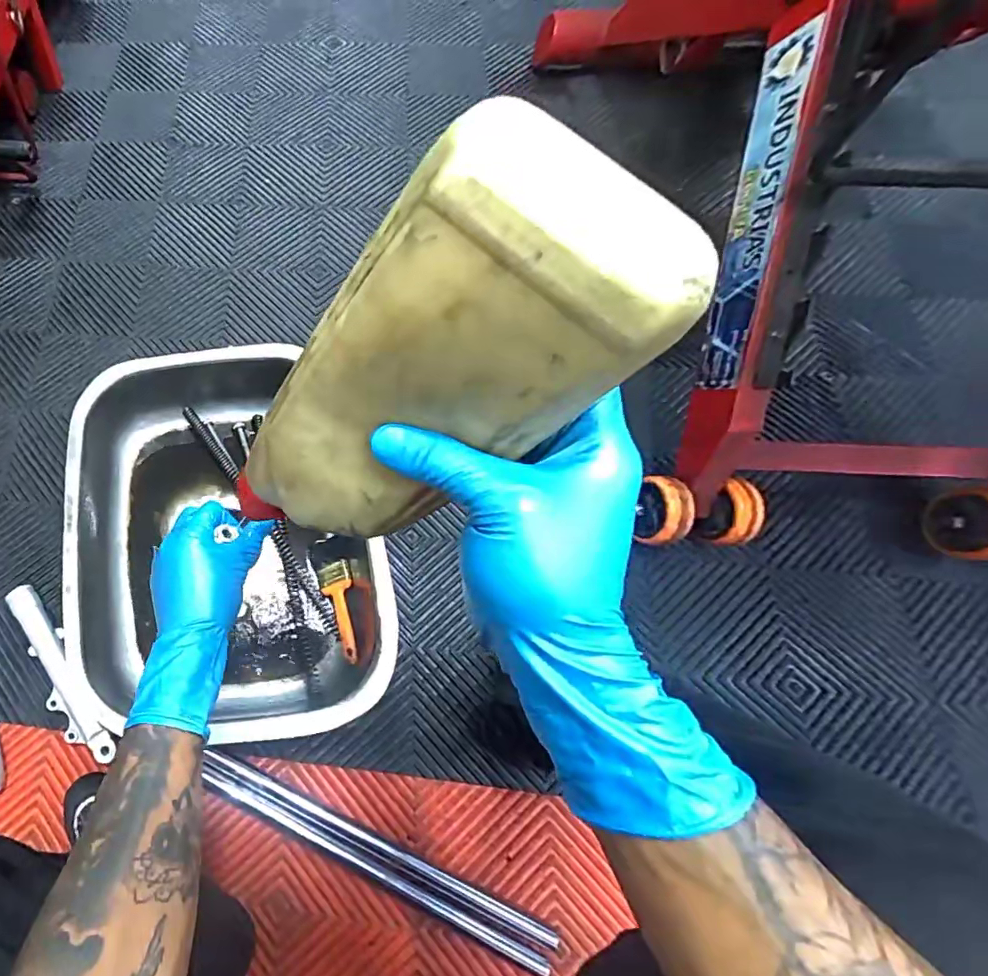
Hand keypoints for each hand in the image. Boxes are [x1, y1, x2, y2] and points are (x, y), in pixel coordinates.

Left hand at [128, 501, 273, 735]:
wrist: (191, 637)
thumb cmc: (212, 601)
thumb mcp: (239, 564)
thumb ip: (251, 539)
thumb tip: (264, 524)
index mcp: (188, 534)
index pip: (211, 509)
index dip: (231, 518)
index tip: (244, 533)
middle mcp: (171, 544)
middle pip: (196, 521)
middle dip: (217, 530)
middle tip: (235, 546)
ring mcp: (164, 562)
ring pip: (188, 542)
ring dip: (206, 547)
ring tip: (225, 566)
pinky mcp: (163, 580)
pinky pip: (180, 561)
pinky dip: (195, 563)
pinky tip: (210, 581)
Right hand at [371, 390, 753, 837]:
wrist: (547, 644)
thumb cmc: (547, 576)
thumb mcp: (500, 506)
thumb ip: (446, 463)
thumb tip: (387, 435)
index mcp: (600, 447)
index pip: (586, 378)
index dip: (553, 349)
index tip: (511, 320)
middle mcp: (582, 459)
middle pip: (543, 405)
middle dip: (504, 383)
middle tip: (463, 348)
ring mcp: (552, 485)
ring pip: (516, 438)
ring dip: (483, 421)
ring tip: (443, 385)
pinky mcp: (524, 507)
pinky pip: (498, 468)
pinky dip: (471, 454)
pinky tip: (437, 437)